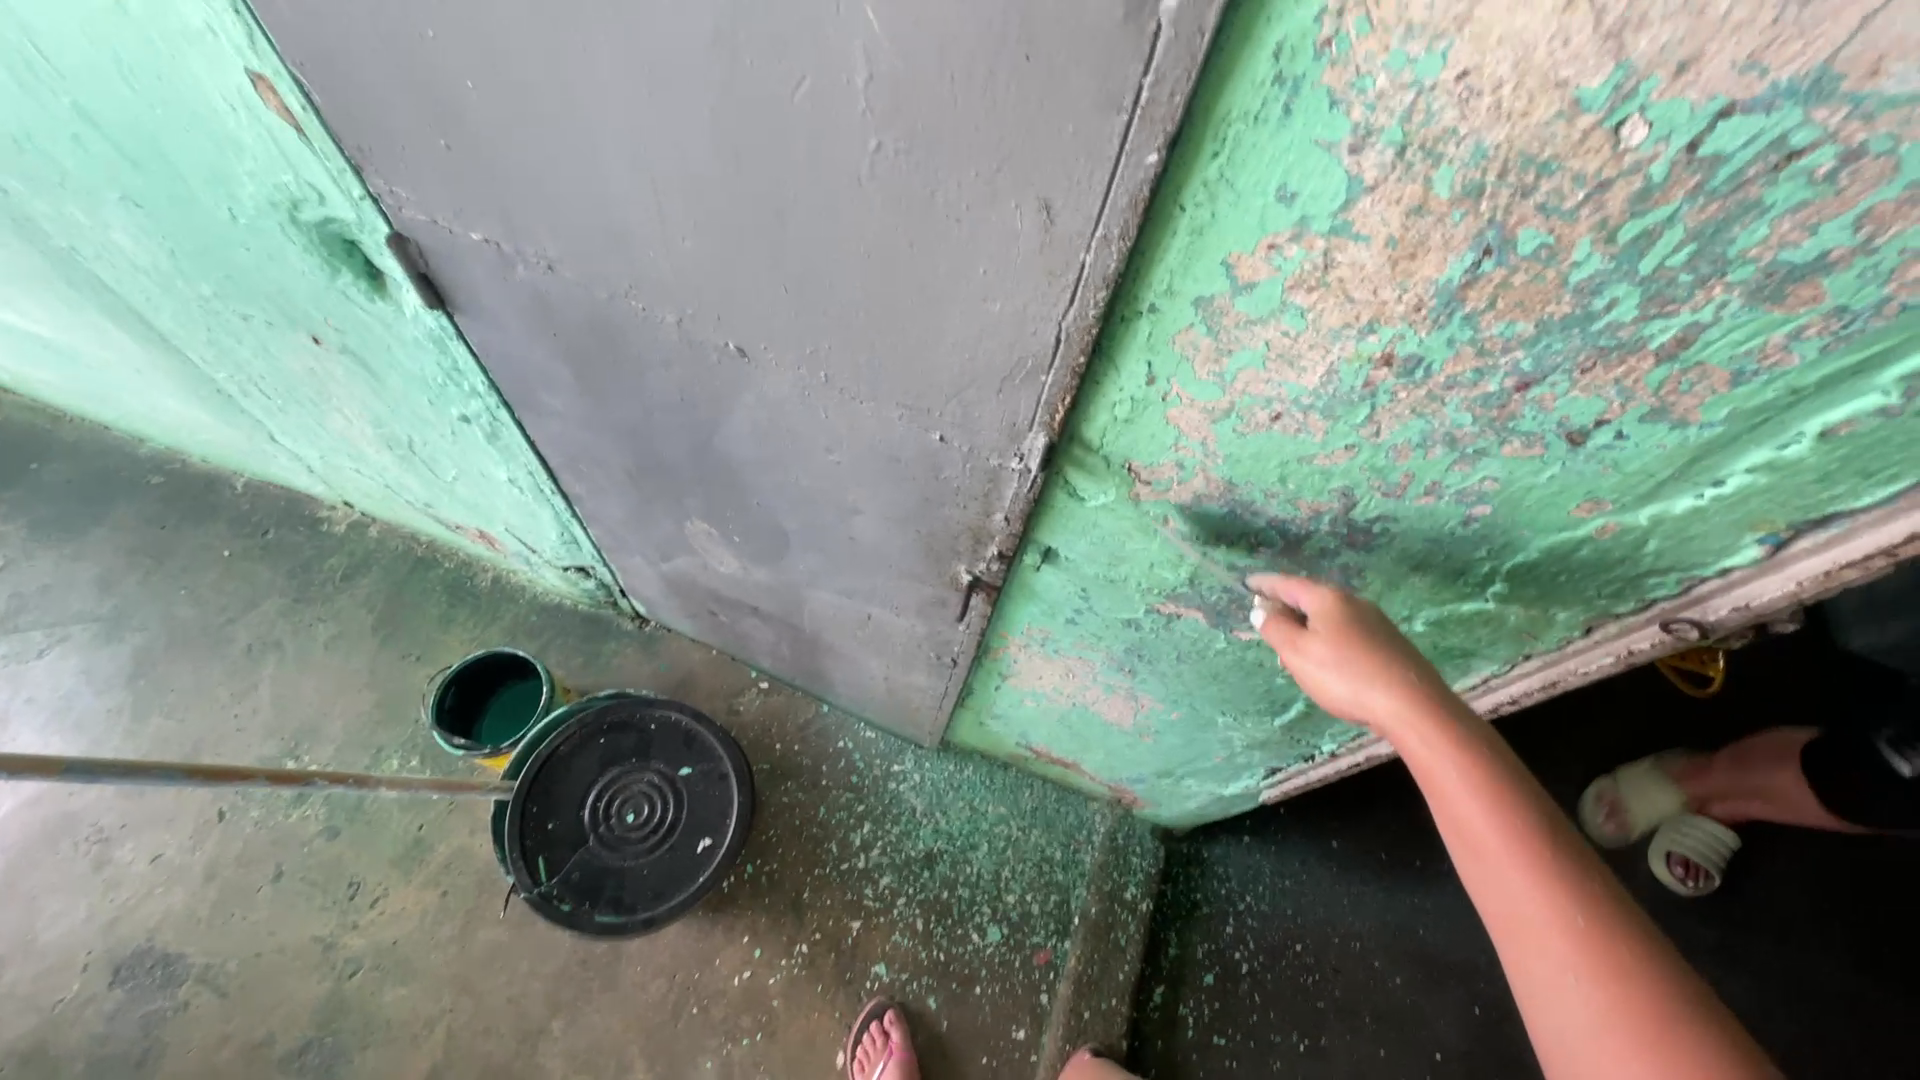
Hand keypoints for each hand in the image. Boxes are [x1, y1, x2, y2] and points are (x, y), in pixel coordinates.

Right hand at [1246, 573, 1464, 737]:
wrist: (1412, 705)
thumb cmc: (1345, 675)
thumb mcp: (1297, 652)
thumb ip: (1274, 628)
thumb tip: (1261, 610)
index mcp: (1328, 599)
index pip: (1288, 583)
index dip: (1265, 583)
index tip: (1247, 583)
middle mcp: (1353, 602)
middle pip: (1309, 599)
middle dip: (1285, 609)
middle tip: (1264, 624)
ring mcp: (1374, 622)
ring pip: (1327, 618)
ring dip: (1304, 628)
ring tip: (1290, 652)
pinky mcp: (1386, 643)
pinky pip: (1344, 632)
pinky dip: (1324, 639)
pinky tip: (1323, 662)